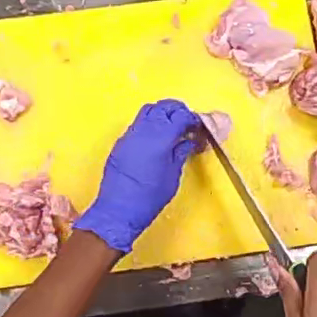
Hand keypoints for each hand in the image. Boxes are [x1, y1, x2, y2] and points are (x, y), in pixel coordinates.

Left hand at [73, 99, 202, 253]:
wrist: (118, 210)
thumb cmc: (150, 197)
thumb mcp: (172, 176)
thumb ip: (181, 153)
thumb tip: (188, 141)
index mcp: (160, 137)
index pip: (180, 115)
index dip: (192, 119)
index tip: (198, 127)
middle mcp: (143, 130)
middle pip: (162, 107)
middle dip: (177, 110)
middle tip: (187, 122)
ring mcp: (129, 135)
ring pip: (147, 112)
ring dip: (161, 114)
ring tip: (171, 128)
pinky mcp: (120, 143)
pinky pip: (137, 125)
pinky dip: (149, 124)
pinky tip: (155, 139)